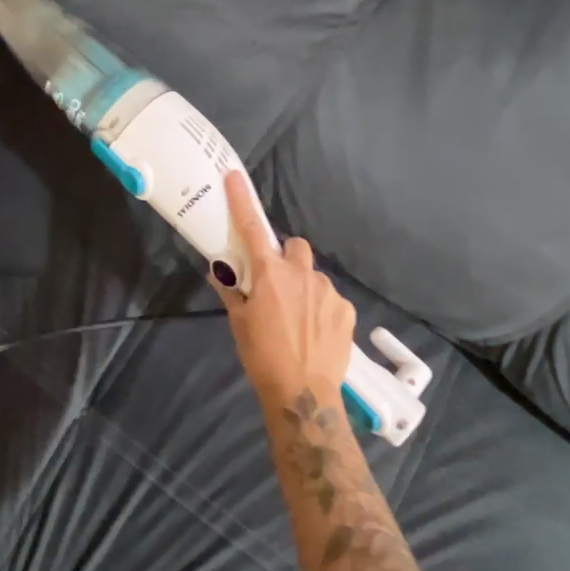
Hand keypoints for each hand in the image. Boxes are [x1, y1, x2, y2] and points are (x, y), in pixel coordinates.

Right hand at [213, 171, 355, 405]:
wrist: (302, 393)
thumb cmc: (261, 356)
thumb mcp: (238, 322)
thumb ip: (232, 291)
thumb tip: (223, 272)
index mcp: (270, 274)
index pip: (252, 228)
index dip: (242, 201)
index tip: (235, 178)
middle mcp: (301, 274)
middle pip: (295, 247)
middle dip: (285, 258)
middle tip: (276, 283)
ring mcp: (328, 291)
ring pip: (313, 275)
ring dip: (304, 286)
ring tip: (296, 318)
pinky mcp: (346, 310)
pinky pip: (330, 298)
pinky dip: (321, 307)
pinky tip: (314, 332)